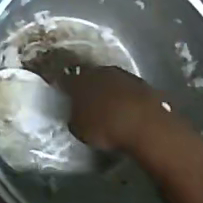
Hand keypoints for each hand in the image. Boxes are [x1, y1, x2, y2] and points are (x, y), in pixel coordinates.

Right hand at [27, 53, 172, 151]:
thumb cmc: (106, 128)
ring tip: (106, 104)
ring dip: (106, 89)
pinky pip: (127, 89)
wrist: (147, 126)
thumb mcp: (80, 129)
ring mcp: (124, 76)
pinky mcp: (143, 84)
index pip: (64, 78)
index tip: (56, 86)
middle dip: (85, 84)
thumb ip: (75, 117)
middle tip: (83, 97)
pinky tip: (125, 108)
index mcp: (80, 81)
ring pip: (109, 80)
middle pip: (89, 75)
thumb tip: (77, 114)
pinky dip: (124, 96)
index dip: (58, 82)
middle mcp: (101, 72)